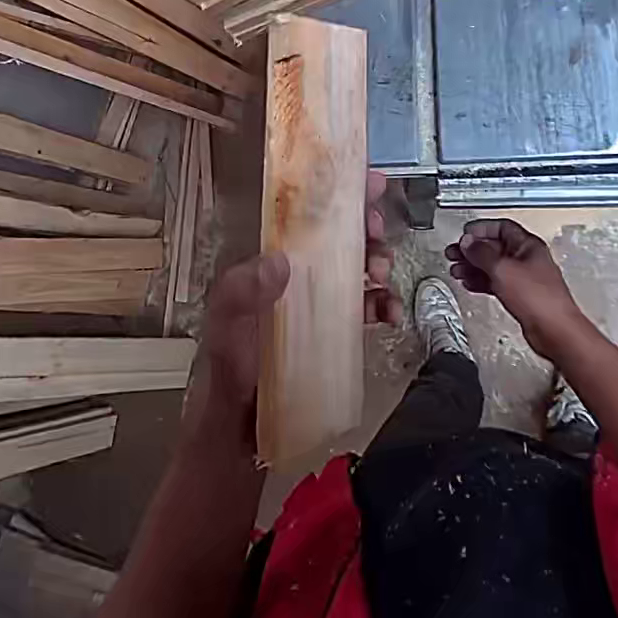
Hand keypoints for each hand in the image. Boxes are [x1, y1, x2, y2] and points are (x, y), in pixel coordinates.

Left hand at [188, 172, 399, 433]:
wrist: (243, 434)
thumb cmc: (229, 374)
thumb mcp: (225, 330)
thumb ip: (240, 295)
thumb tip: (280, 260)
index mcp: (270, 262)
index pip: (307, 215)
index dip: (340, 194)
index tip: (371, 183)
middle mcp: (296, 274)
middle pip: (340, 235)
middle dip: (366, 226)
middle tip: (378, 235)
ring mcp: (317, 300)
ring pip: (358, 264)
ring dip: (379, 261)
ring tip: (384, 277)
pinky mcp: (334, 328)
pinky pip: (367, 304)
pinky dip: (385, 302)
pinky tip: (391, 314)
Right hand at [445, 218, 592, 360]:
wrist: (554, 330)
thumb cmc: (540, 298)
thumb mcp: (503, 269)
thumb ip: (482, 253)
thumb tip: (468, 242)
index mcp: (527, 245)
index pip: (501, 227)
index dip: (481, 228)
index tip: (465, 234)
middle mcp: (527, 259)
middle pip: (495, 247)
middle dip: (472, 250)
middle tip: (454, 253)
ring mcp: (524, 278)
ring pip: (493, 266)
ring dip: (473, 267)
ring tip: (456, 270)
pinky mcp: (520, 295)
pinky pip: (496, 282)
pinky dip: (482, 282)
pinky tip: (470, 284)